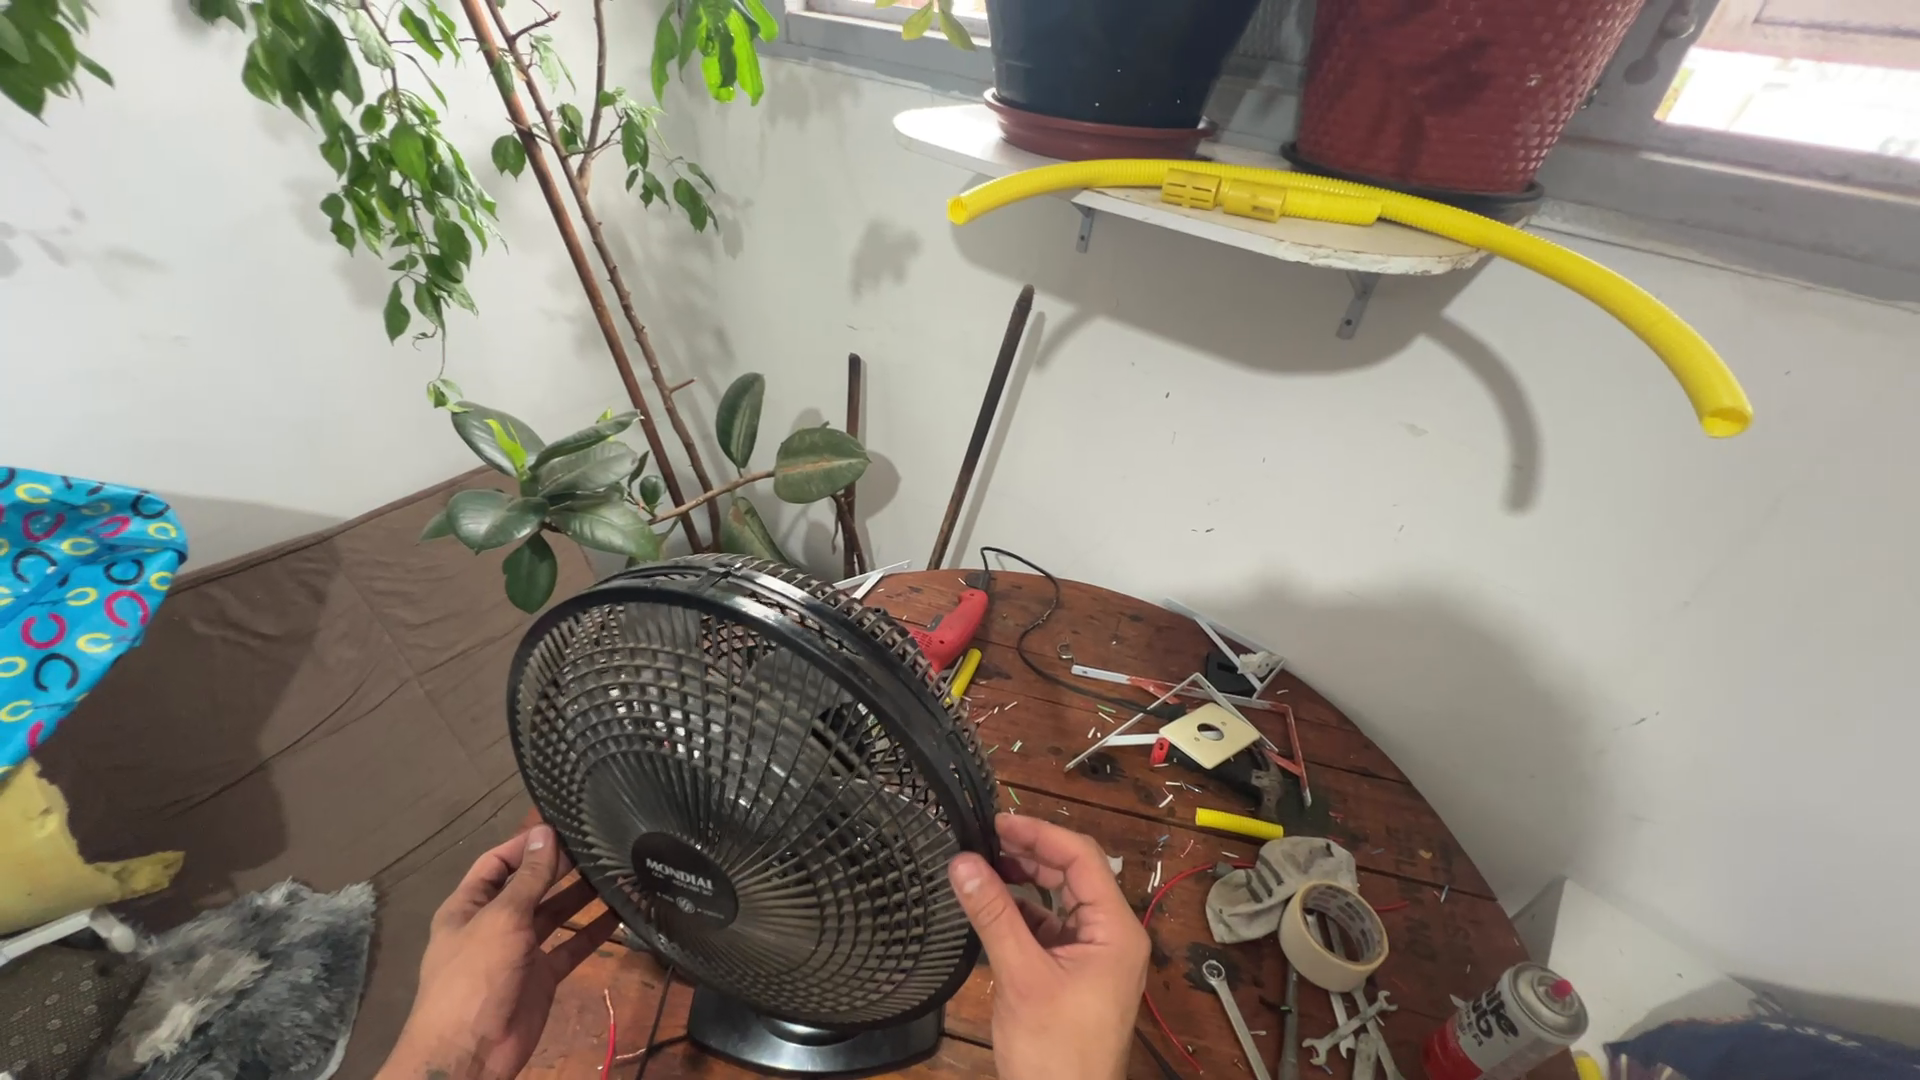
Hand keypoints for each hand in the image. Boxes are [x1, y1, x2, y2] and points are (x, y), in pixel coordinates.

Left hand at [379, 824, 622, 1079]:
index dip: (527, 843)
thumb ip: (529, 877)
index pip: (498, 863)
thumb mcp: (502, 919)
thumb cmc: (475, 978)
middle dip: (561, 866)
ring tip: (616, 869)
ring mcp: (520, 950)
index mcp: (470, 908)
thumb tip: (545, 832)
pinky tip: (620, 912)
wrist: (467, 1057)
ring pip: (556, 913)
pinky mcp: (542, 975)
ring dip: (582, 894)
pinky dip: (594, 930)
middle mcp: (495, 924)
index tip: (564, 825)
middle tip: (599, 843)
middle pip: (531, 885)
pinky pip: (572, 945)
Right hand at [948, 813, 1149, 1079]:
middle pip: (1074, 873)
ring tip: (986, 862)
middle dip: (1032, 852)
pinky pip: (1051, 924)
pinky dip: (1023, 910)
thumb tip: (961, 861)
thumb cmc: (1053, 1049)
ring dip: (1026, 878)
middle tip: (987, 837)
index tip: (998, 822)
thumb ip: (993, 914)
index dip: (1040, 833)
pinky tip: (994, 902)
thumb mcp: (1020, 975)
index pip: (1081, 858)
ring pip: (1061, 897)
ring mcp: (1095, 952)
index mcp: (1115, 928)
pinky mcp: (1075, 969)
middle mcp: (1112, 933)